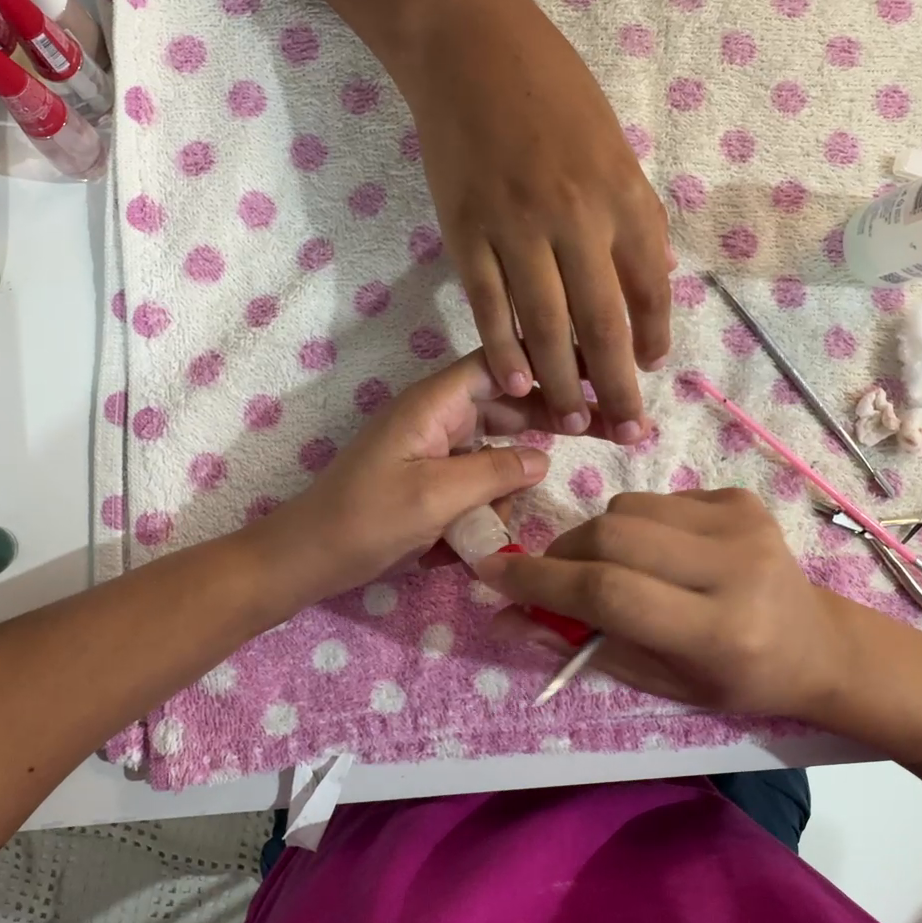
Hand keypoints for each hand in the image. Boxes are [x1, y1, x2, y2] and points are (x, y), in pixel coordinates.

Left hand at [271, 350, 620, 598]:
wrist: (307, 558)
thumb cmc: (365, 520)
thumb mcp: (435, 497)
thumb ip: (495, 472)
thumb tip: (543, 459)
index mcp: (434, 403)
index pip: (502, 364)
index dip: (551, 367)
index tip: (600, 381)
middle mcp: (438, 415)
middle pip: (509, 402)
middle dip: (554, 417)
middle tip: (613, 431)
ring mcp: (434, 447)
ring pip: (498, 442)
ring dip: (521, 467)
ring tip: (542, 493)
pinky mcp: (431, 477)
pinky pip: (477, 473)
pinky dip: (494, 492)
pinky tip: (500, 521)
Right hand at [394, 0, 671, 446]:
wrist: (471, 52)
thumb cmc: (552, 93)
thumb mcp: (612, 146)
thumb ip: (628, 218)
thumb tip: (643, 284)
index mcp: (624, 193)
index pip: (651, 286)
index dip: (654, 337)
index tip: (650, 371)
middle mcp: (578, 218)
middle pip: (604, 322)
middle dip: (617, 385)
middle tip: (625, 432)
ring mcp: (517, 230)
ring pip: (545, 325)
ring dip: (561, 382)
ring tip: (570, 421)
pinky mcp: (466, 236)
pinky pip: (489, 308)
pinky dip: (503, 351)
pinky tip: (515, 383)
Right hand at [473, 489, 855, 719]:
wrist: (817, 643)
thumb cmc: (732, 679)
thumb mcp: (658, 681)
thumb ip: (581, 646)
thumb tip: (506, 617)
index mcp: (717, 630)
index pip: (609, 593)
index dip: (542, 582)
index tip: (493, 575)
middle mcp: (734, 569)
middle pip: (611, 538)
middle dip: (563, 553)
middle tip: (552, 575)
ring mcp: (742, 524)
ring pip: (626, 508)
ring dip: (599, 537)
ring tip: (616, 568)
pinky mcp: (741, 498)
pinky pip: (655, 498)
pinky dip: (637, 524)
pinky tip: (662, 553)